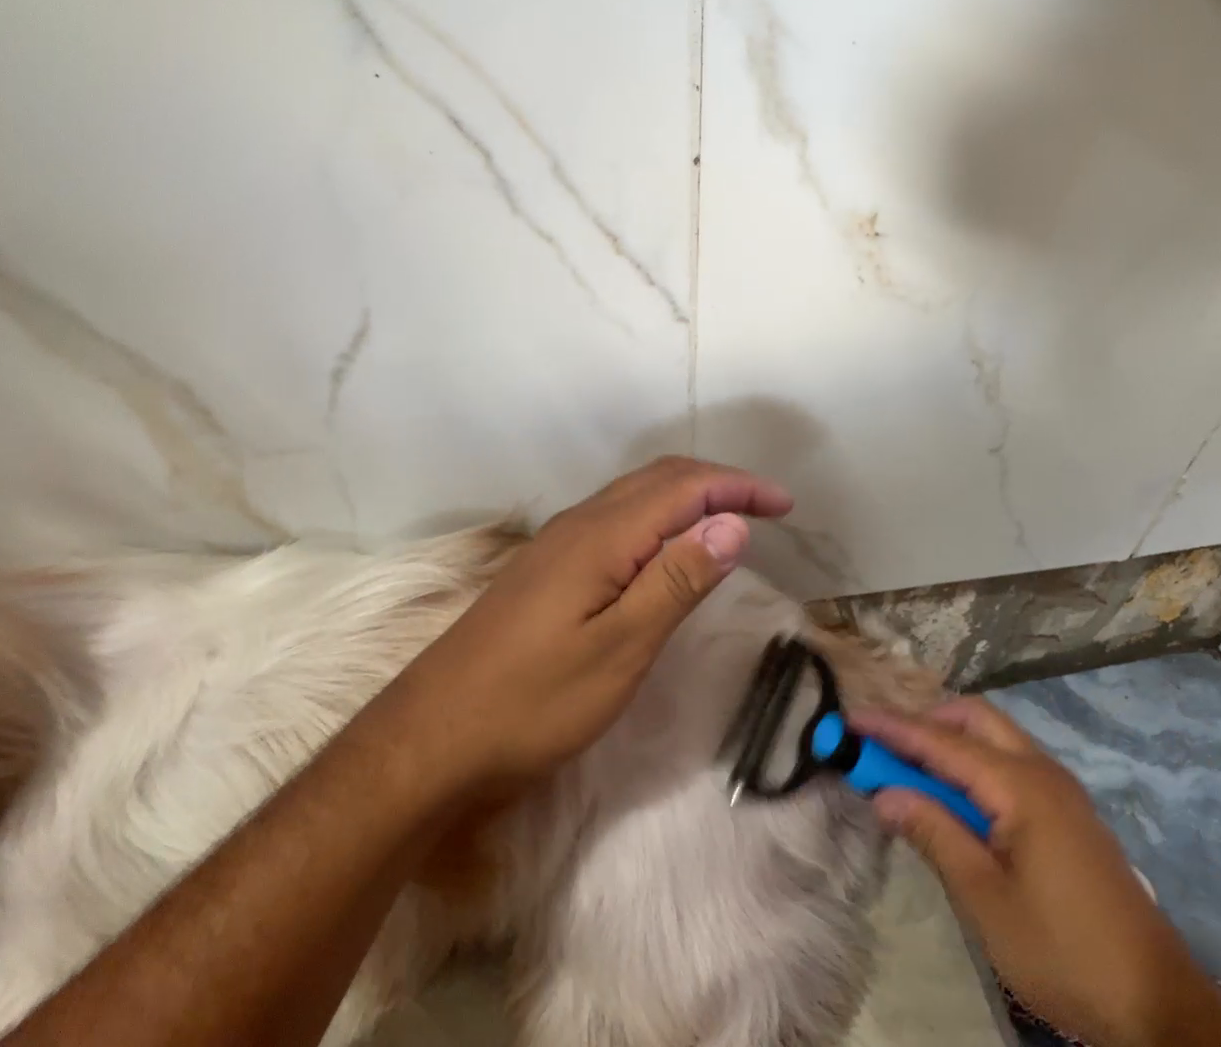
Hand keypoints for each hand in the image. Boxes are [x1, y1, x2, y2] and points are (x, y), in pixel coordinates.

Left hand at [392, 456, 791, 792]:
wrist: (432, 740)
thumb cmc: (534, 701)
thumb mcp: (619, 648)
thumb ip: (676, 581)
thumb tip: (732, 523)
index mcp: (600, 537)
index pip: (684, 488)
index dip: (739, 487)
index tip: (787, 506)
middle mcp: (576, 527)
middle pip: (657, 480)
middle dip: (718, 483)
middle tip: (767, 509)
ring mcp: (554, 549)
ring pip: (632, 499)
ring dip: (686, 498)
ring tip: (729, 522)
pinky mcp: (544, 575)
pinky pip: (613, 524)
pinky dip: (657, 522)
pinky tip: (666, 553)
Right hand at [852, 700, 1220, 1046]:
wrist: (1151, 995)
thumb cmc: (1059, 947)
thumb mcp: (983, 896)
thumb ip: (933, 832)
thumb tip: (884, 793)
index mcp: (1022, 786)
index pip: (942, 742)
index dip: (892, 728)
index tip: (848, 719)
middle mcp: (1044, 772)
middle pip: (975, 719)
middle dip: (925, 722)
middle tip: (880, 748)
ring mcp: (1062, 791)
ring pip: (996, 739)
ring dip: (949, 743)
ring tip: (907, 772)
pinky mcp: (1068, 814)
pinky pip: (1011, 766)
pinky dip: (974, 766)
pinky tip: (953, 800)